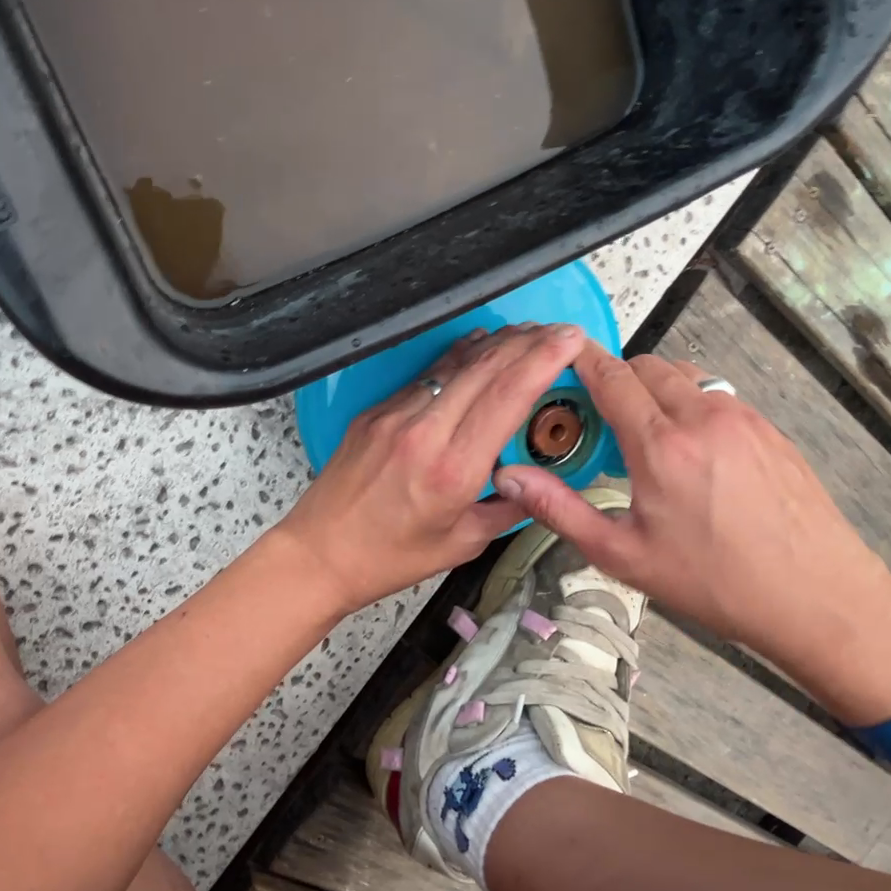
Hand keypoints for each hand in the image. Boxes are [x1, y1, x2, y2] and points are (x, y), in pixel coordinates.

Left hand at [274, 323, 585, 614]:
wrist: (319, 553)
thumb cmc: (387, 558)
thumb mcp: (462, 544)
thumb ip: (507, 508)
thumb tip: (536, 481)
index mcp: (452, 470)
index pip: (507, 396)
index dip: (544, 360)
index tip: (571, 341)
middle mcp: (422, 433)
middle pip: (484, 368)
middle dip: (527, 342)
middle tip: (558, 332)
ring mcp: (393, 417)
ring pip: (453, 366)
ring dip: (494, 345)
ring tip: (526, 335)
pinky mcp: (374, 413)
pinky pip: (424, 378)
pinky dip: (457, 361)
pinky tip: (477, 352)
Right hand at [490, 349, 890, 725]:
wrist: (821, 600)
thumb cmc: (714, 584)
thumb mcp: (622, 556)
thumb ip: (559, 509)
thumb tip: (508, 476)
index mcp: (660, 446)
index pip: (611, 377)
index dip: (581, 359)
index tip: (559, 354)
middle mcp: (703, 418)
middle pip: (648, 366)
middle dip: (616, 376)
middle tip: (597, 412)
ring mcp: (744, 419)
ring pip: (686, 375)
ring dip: (655, 387)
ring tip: (643, 430)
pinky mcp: (771, 430)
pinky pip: (718, 395)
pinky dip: (691, 403)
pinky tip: (689, 450)